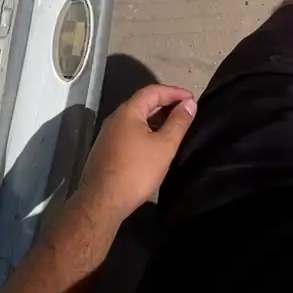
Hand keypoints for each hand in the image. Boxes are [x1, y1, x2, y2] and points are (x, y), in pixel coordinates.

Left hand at [76, 84, 196, 220]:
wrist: (101, 202)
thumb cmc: (136, 171)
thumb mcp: (164, 146)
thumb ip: (178, 123)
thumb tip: (190, 103)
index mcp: (128, 111)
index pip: (153, 91)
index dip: (174, 92)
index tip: (191, 98)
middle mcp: (116, 117)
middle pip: (143, 102)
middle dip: (166, 103)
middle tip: (185, 110)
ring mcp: (108, 134)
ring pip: (136, 118)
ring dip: (156, 117)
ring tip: (174, 125)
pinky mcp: (106, 149)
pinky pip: (130, 131)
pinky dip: (146, 130)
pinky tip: (154, 143)